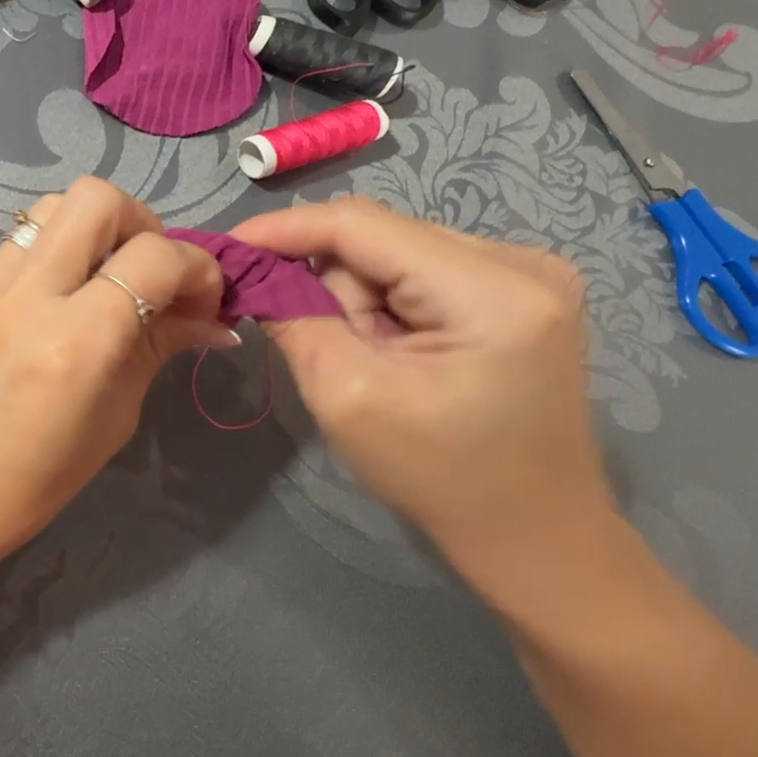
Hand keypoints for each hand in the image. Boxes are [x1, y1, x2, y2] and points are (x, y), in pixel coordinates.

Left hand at [0, 178, 231, 582]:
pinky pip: (14, 248)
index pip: (155, 257)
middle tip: (146, 269)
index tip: (202, 298)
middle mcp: (25, 298)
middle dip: (140, 222)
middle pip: (94, 198)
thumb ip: (159, 346)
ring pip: (47, 210)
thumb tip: (214, 317)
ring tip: (99, 280)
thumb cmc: (40, 475)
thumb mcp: (117, 414)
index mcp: (75, 341)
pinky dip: (46, 260)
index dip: (197, 268)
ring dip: (88, 231)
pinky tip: (49, 306)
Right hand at [232, 198, 611, 572]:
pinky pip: (417, 268)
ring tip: (369, 357)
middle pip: (378, 236)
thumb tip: (254, 270)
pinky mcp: (518, 291)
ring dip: (356, 295)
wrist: (531, 531)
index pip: (362, 225)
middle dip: (328, 280)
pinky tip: (392, 346)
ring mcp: (527, 274)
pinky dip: (383, 300)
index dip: (285, 229)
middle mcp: (521, 263)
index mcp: (492, 291)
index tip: (226, 249)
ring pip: (392, 250)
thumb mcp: (346, 396)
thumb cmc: (438, 474)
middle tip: (323, 344)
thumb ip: (296, 317)